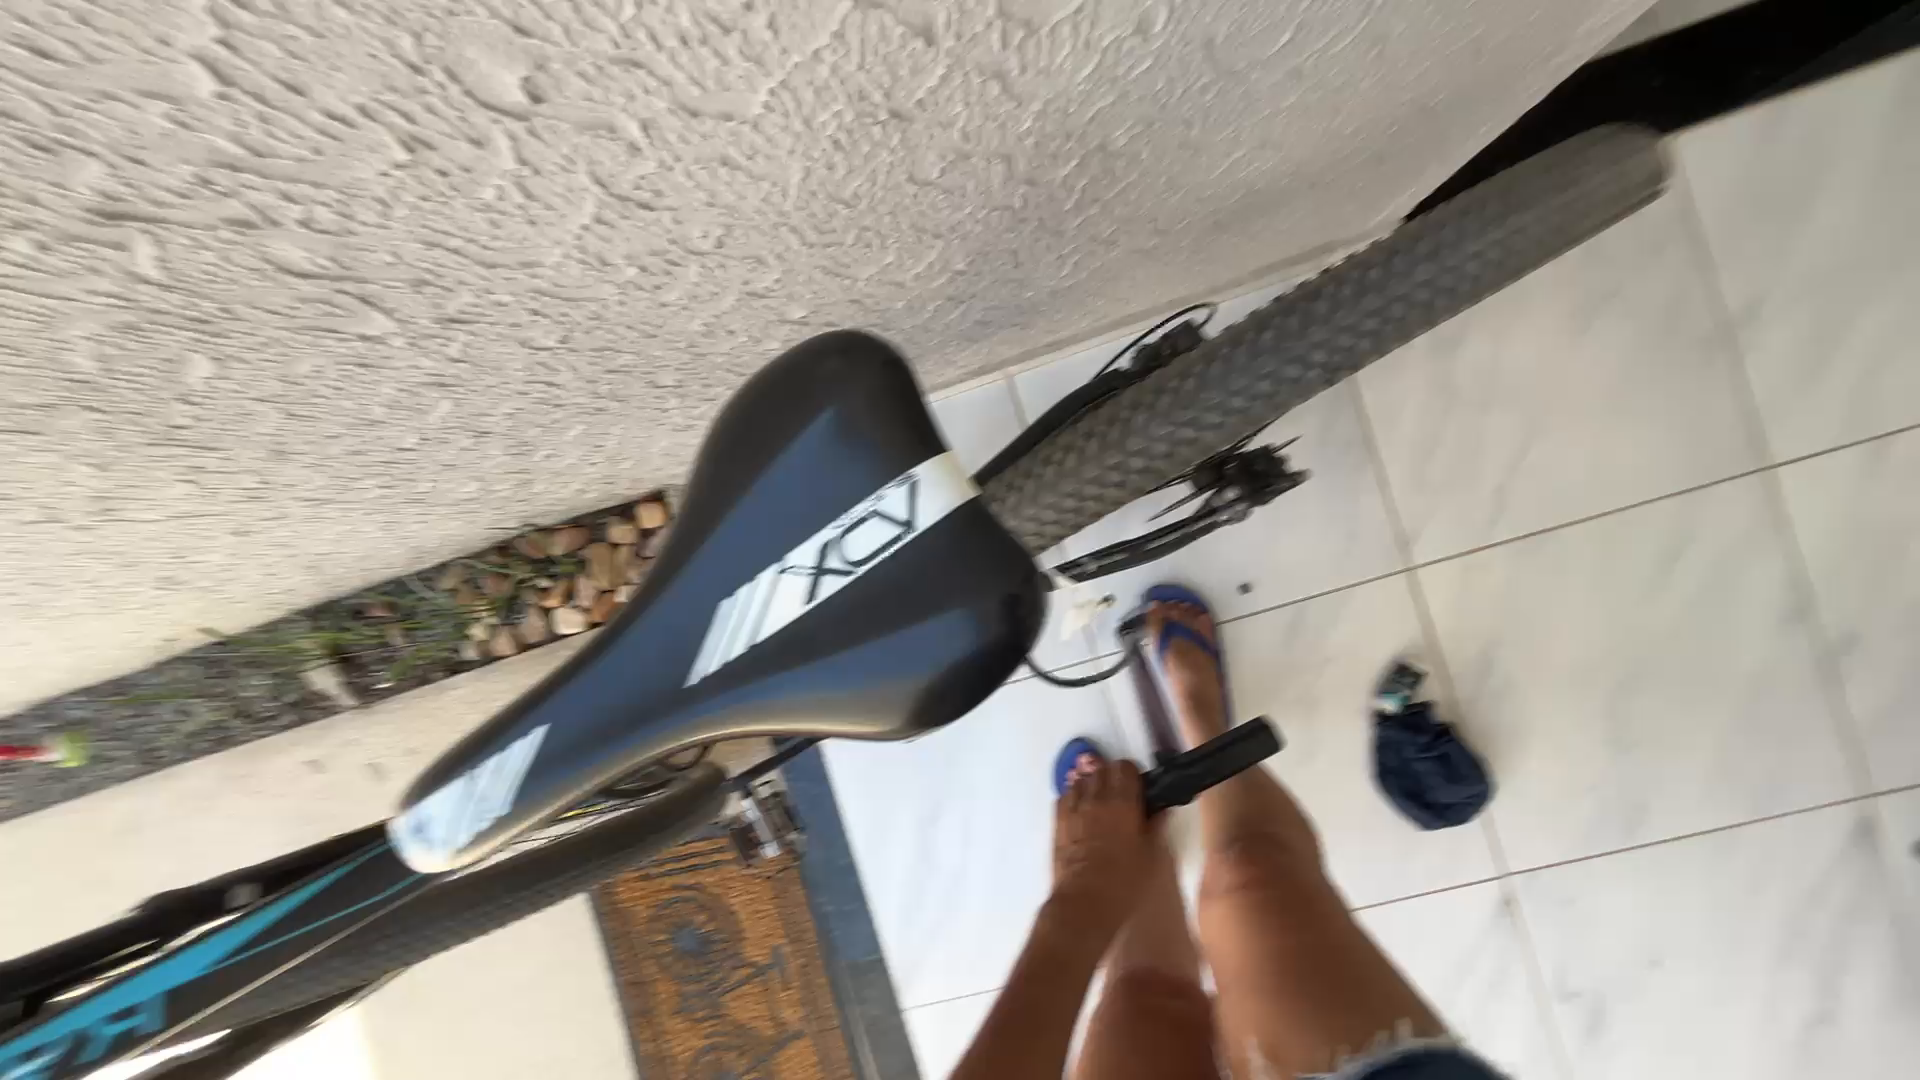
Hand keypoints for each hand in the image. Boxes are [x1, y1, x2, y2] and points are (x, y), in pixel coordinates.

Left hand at [1050, 758, 1154, 933]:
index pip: (1125, 768)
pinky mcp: (1058, 820)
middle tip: (1121, 794)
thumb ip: (1155, 827)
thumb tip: (1162, 809)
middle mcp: (1096, 798)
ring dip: (1092, 783)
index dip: (1132, 773)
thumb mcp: (1150, 857)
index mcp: (1122, 803)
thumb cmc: (1124, 883)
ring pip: (1081, 779)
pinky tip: (1081, 808)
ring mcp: (1074, 808)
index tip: (1139, 787)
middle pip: (1102, 769)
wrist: (1084, 901)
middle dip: (1112, 776)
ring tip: (1099, 800)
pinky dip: (1074, 795)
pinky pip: (1065, 795)